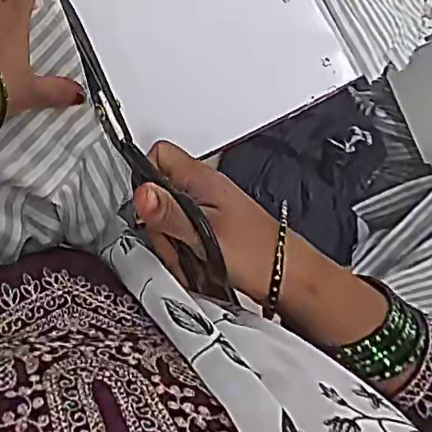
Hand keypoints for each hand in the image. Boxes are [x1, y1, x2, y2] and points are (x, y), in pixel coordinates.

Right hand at [134, 142, 388, 347]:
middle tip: (172, 242)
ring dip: (171, 241)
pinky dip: (183, 250)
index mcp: (201, 178)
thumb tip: (141, 193)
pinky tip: (195, 264)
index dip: (144, 178)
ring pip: (169, 215)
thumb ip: (169, 214)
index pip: (158, 154)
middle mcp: (204, 187)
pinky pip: (183, 232)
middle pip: (158, 191)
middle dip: (158, 223)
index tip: (144, 207)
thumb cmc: (258, 254)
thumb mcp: (204, 235)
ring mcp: (209, 208)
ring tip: (188, 258)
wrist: (290, 277)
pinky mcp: (213, 228)